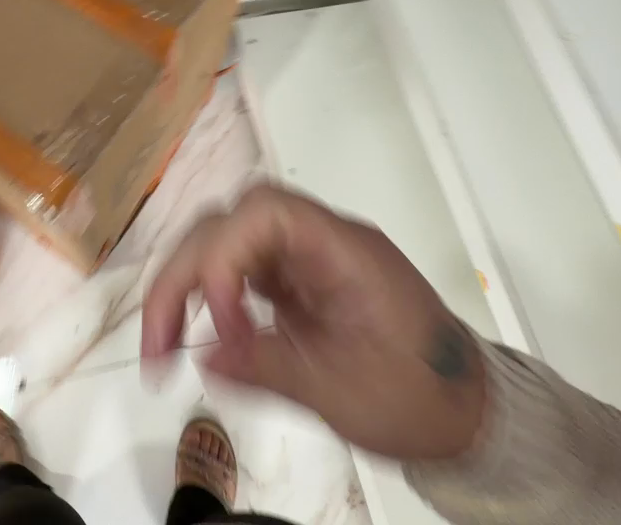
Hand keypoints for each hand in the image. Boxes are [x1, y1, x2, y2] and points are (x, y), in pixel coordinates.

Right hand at [141, 184, 486, 461]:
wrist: (463, 408)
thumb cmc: (417, 396)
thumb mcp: (341, 392)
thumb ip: (267, 366)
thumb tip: (202, 354)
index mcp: (342, 250)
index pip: (265, 212)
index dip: (225, 256)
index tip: (222, 324)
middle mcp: (319, 241)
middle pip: (234, 221)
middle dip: (186, 272)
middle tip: (157, 343)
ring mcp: (307, 258)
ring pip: (229, 240)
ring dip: (188, 281)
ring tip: (163, 341)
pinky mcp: (298, 280)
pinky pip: (242, 269)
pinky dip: (210, 294)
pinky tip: (196, 329)